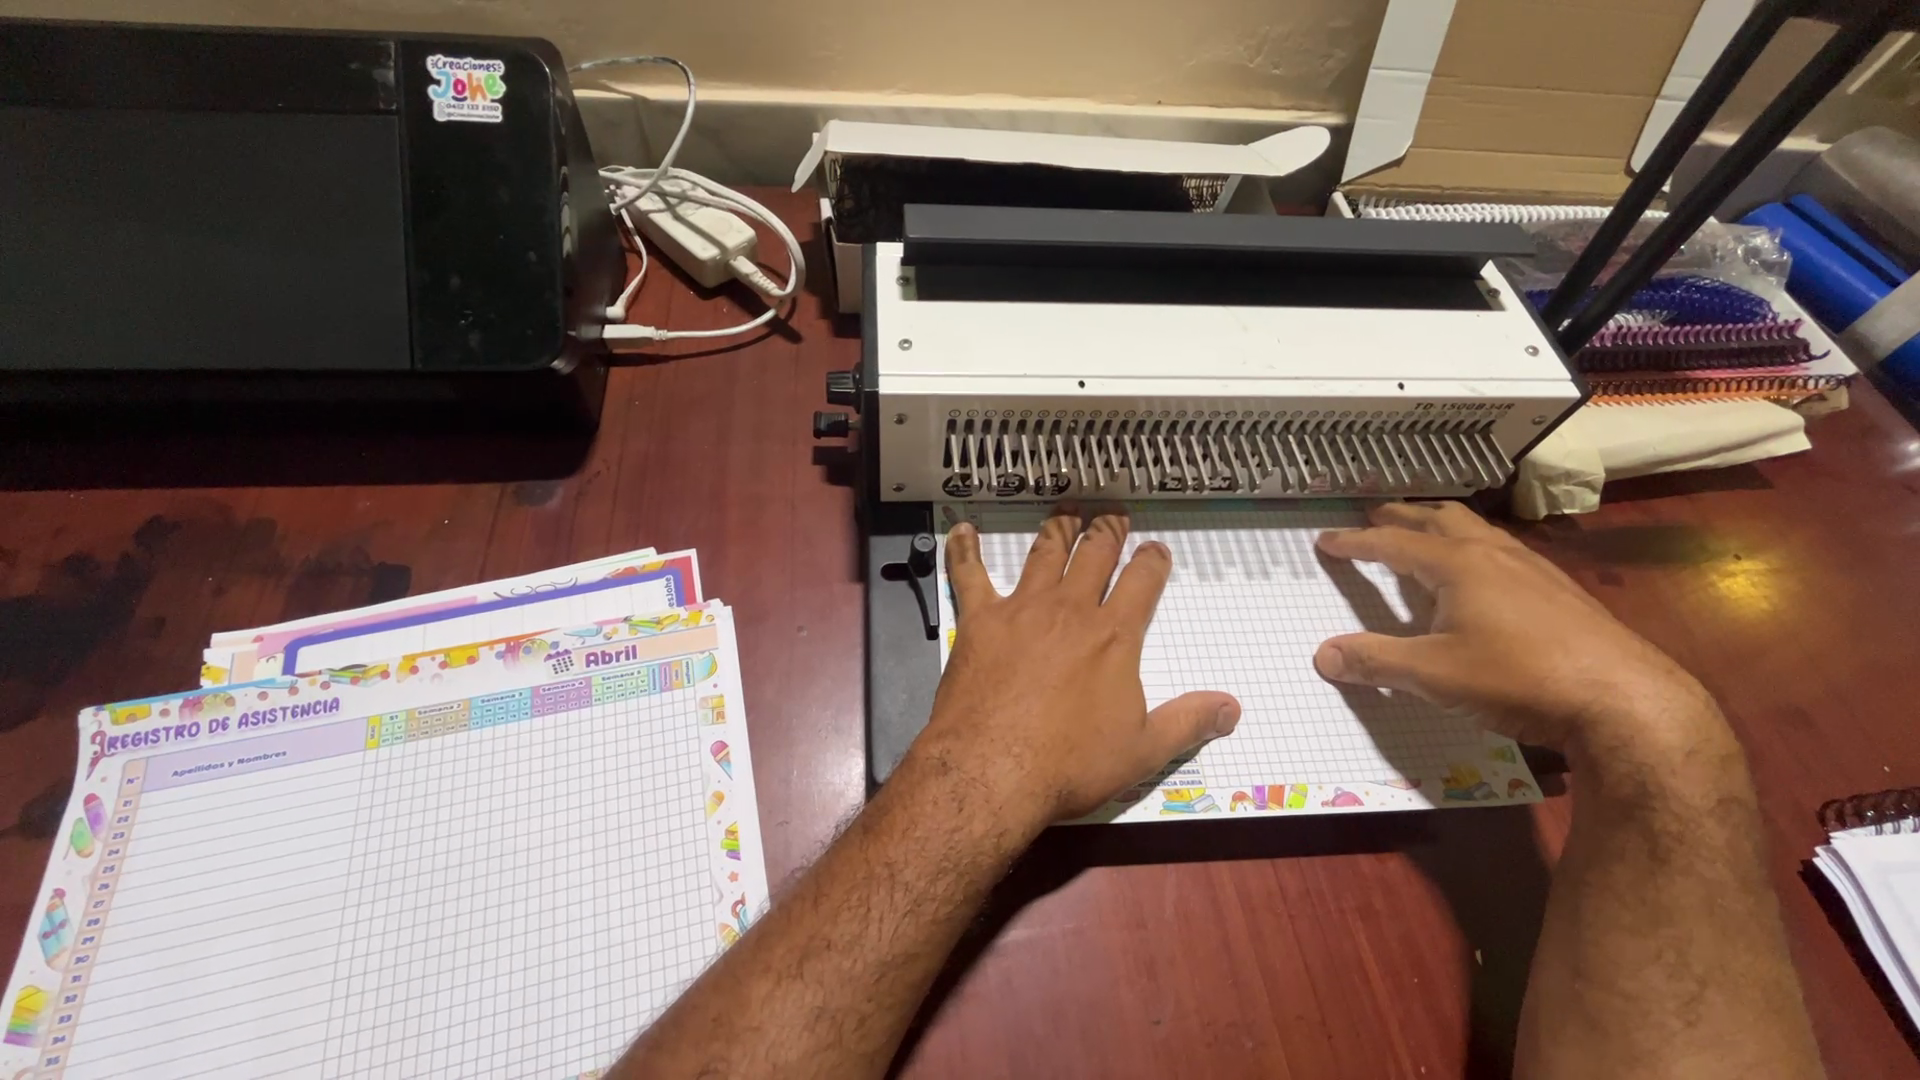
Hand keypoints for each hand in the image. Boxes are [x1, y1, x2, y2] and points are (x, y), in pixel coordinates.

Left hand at [916, 507, 1240, 823]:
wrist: (993, 768)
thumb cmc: (1070, 764)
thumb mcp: (1142, 752)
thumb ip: (1188, 723)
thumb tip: (1233, 708)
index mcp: (1113, 637)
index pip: (1142, 582)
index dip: (1152, 561)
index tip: (1155, 550)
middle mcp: (1070, 611)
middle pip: (1094, 555)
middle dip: (1107, 531)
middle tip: (1111, 516)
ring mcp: (1022, 610)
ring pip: (1044, 554)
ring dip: (1058, 529)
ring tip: (1065, 512)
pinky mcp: (980, 620)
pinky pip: (969, 574)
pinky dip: (965, 550)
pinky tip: (963, 531)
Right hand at [1313, 502, 1721, 754]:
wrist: (1624, 702)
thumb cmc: (1518, 678)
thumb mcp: (1433, 674)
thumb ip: (1375, 661)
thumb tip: (1322, 656)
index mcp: (1458, 565)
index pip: (1393, 544)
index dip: (1355, 543)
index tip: (1326, 541)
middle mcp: (1494, 556)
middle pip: (1440, 519)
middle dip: (1402, 516)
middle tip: (1375, 516)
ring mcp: (1534, 570)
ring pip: (1479, 530)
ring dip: (1443, 525)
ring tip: (1426, 533)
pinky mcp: (1561, 592)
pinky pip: (1505, 551)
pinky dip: (1476, 546)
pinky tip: (1484, 574)